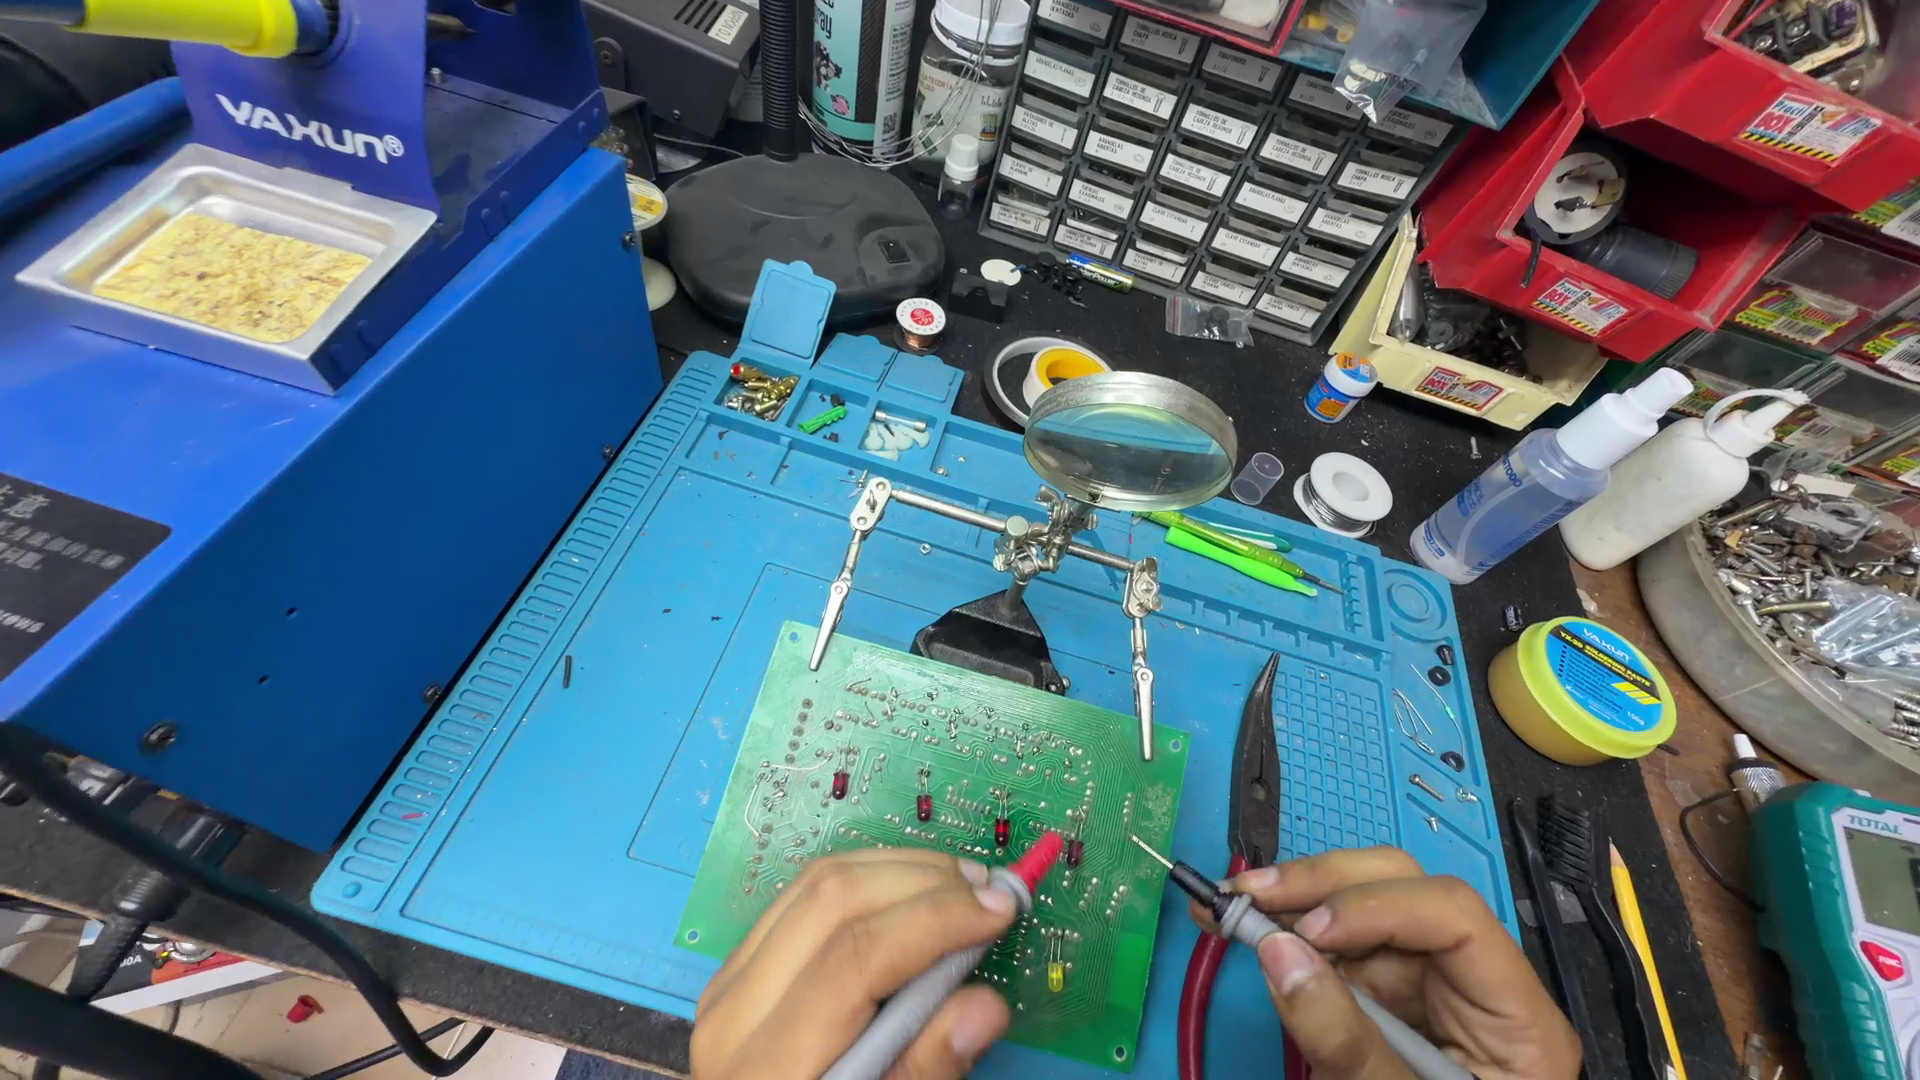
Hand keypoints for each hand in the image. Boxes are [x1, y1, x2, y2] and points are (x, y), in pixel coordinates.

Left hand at [693, 848, 1017, 1078]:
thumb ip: (925, 1068)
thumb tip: (987, 1005)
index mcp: (766, 1065)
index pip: (854, 957)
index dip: (935, 921)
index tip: (1000, 909)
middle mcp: (733, 1009)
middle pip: (833, 900)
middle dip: (923, 882)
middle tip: (988, 891)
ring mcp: (732, 976)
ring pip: (818, 880)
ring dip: (900, 868)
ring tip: (962, 884)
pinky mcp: (742, 960)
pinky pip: (806, 890)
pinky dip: (869, 876)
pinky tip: (913, 888)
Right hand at [1191, 847, 1579, 1079]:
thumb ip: (1347, 1044)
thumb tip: (1277, 949)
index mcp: (1513, 1016)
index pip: (1454, 916)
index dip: (1376, 907)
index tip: (1309, 932)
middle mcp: (1466, 978)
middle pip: (1400, 887)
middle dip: (1319, 884)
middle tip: (1250, 896)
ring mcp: (1418, 979)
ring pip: (1354, 897)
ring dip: (1287, 896)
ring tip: (1225, 905)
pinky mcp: (1376, 987)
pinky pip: (1326, 935)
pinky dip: (1279, 923)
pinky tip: (1236, 919)